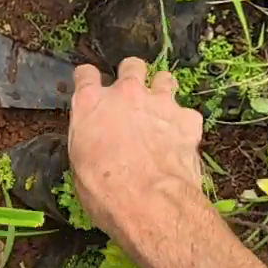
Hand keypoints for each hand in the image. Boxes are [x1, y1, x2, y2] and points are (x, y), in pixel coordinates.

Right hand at [67, 57, 206, 254]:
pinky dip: (183, 123)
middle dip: (132, 76)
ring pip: (164, 78)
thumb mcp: (80, 164)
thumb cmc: (104, 190)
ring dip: (162, 90)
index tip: (90, 87)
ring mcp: (159, 102)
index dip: (88, 81)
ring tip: (160, 110)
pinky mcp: (187, 118)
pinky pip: (187, 113)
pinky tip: (180, 140)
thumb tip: (96, 140)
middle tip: (132, 96)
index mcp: (90, 104)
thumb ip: (89, 138)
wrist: (149, 202)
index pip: (86, 75)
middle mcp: (125, 93)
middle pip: (131, 66)